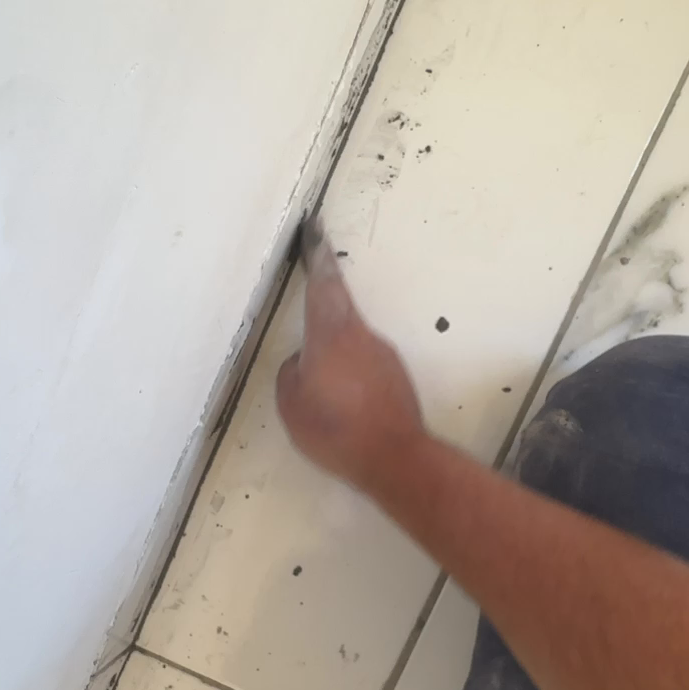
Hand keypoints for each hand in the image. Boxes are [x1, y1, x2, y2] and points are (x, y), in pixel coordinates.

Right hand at [275, 221, 426, 492]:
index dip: (317, 257)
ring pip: (351, 345)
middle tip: (309, 337)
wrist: (393, 458)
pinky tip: (344, 409)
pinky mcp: (397, 378)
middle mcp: (362, 336)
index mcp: (331, 334)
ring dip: (335, 361)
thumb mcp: (291, 404)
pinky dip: (351, 381)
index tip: (316, 231)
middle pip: (338, 314)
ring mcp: (384, 356)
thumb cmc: (335, 429)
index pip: (323, 284)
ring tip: (324, 397)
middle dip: (321, 320)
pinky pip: (365, 368)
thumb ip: (292, 373)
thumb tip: (304, 364)